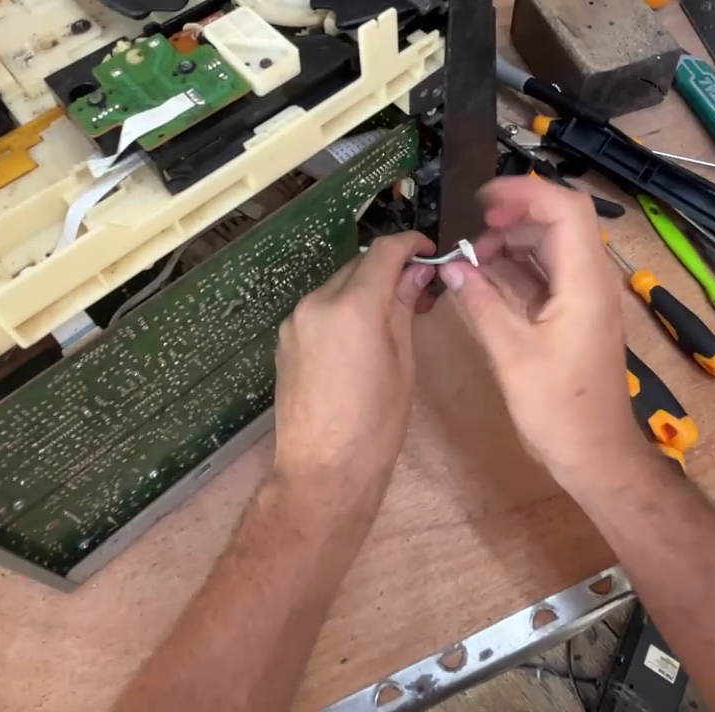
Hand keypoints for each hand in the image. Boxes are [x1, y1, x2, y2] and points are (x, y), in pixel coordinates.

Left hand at [272, 231, 436, 495]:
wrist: (322, 471)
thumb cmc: (376, 423)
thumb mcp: (402, 361)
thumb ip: (404, 306)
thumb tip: (416, 272)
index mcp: (353, 306)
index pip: (384, 251)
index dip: (410, 243)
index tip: (429, 251)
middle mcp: (318, 302)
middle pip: (358, 265)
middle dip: (388, 268)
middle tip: (416, 288)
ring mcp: (295, 320)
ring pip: (337, 285)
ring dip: (364, 288)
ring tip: (389, 316)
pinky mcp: (285, 339)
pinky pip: (320, 308)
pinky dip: (342, 308)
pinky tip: (358, 337)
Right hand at [436, 177, 645, 489]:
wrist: (595, 454)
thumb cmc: (558, 408)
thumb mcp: (511, 353)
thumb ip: (480, 302)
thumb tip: (451, 266)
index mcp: (584, 282)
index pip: (565, 210)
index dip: (525, 193)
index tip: (482, 200)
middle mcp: (591, 280)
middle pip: (560, 221)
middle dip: (515, 213)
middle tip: (474, 226)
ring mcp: (584, 297)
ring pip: (552, 245)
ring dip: (514, 240)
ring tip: (475, 253)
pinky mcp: (575, 313)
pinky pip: (548, 272)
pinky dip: (518, 266)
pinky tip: (486, 275)